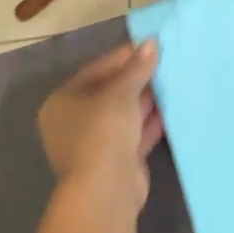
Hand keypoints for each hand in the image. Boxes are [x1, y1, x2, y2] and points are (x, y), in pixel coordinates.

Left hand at [37, 41, 164, 208]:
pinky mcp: (115, 162)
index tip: (148, 46)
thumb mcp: (121, 92)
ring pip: (123, 115)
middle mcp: (73, 123)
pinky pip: (133, 135)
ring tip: (171, 81)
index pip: (94, 71)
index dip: (122, 57)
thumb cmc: (103, 130)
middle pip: (108, 93)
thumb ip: (137, 67)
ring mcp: (94, 145)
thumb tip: (151, 42)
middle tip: (163, 62)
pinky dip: (149, 123)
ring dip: (145, 101)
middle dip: (136, 79)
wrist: (106, 190)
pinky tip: (171, 109)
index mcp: (62, 102)